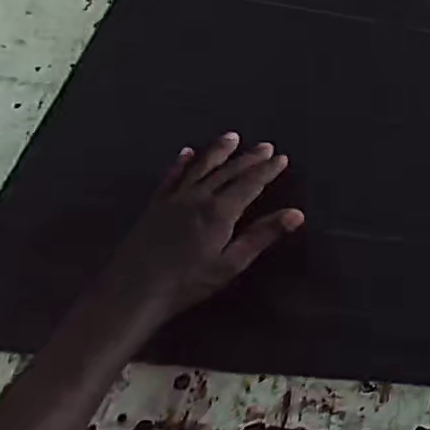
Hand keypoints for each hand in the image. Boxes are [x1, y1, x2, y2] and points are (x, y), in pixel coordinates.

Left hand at [107, 132, 304, 313]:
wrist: (132, 292)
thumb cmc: (188, 282)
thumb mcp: (232, 264)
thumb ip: (262, 236)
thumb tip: (296, 214)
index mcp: (220, 211)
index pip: (251, 183)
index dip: (268, 170)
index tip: (281, 158)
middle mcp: (199, 197)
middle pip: (229, 171)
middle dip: (249, 158)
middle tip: (265, 146)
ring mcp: (174, 199)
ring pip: (201, 167)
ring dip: (218, 151)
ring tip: (231, 137)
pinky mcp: (155, 205)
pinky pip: (171, 177)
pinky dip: (181, 163)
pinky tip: (186, 153)